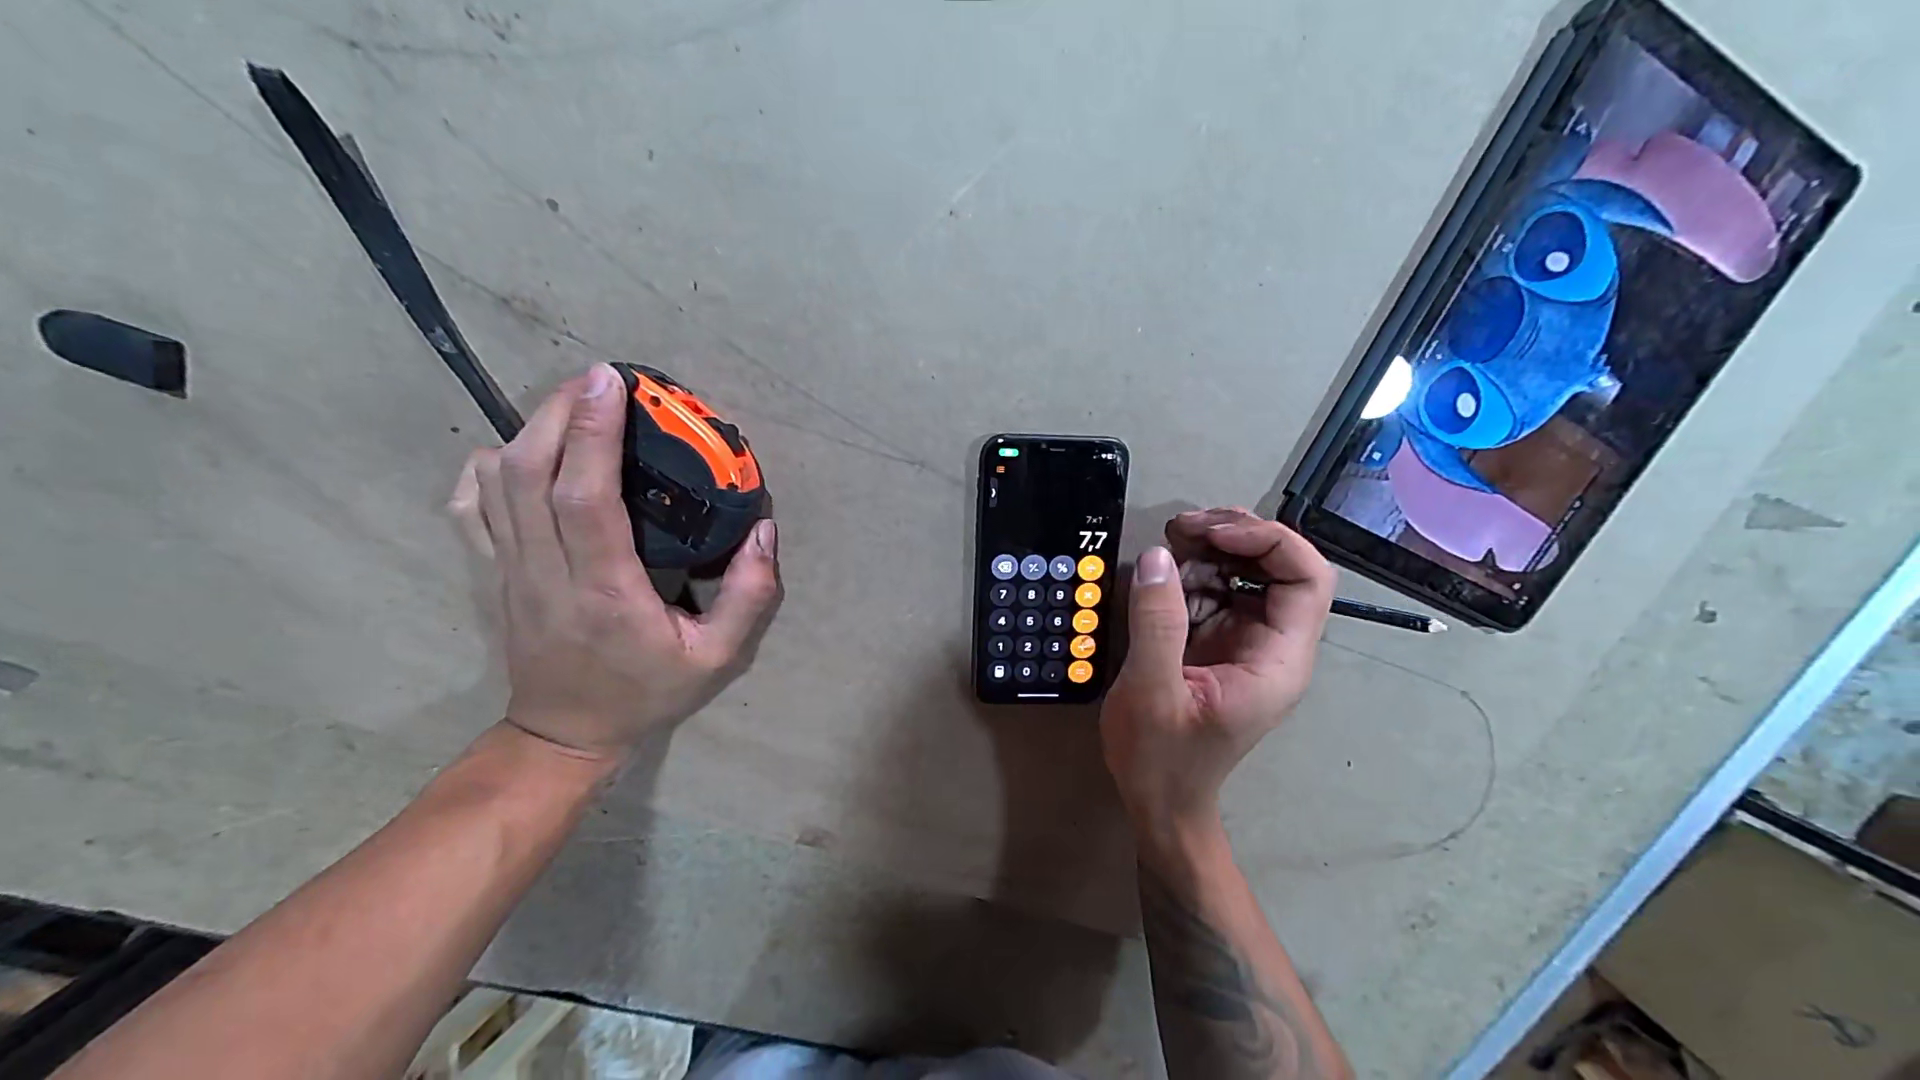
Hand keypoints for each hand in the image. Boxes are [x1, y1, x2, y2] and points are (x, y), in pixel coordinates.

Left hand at [447, 364, 780, 760]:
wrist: (564, 734)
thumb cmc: (646, 693)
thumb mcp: (719, 658)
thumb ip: (749, 595)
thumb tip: (763, 529)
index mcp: (604, 591)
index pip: (583, 497)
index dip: (591, 433)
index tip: (610, 383)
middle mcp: (546, 573)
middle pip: (529, 472)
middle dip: (558, 411)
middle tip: (596, 378)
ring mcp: (509, 572)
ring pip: (497, 481)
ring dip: (529, 428)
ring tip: (569, 401)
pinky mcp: (492, 573)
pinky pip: (470, 506)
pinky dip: (487, 466)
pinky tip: (518, 449)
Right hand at [1101, 508, 1334, 836]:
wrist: (1159, 801)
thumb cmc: (1162, 759)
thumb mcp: (1153, 691)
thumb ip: (1157, 622)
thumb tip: (1157, 557)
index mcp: (1278, 659)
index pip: (1307, 578)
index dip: (1268, 542)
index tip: (1213, 534)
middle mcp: (1272, 643)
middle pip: (1280, 565)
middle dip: (1235, 535)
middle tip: (1180, 528)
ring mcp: (1245, 639)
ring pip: (1247, 571)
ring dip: (1210, 548)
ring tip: (1168, 540)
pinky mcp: (1217, 640)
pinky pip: (1215, 589)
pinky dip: (1190, 571)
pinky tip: (1163, 571)